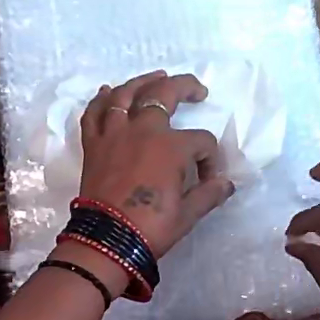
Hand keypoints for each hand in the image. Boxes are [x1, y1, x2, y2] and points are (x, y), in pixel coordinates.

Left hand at [77, 71, 235, 256]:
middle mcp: (143, 130)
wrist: (108, 241)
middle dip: (185, 87)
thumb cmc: (152, 228)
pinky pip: (95, 114)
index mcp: (171, 146)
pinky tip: (109, 92)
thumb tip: (226, 184)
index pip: (201, 142)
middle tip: (197, 90)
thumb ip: (209, 194)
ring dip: (142, 82)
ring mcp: (114, 134)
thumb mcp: (188, 214)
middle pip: (164, 94)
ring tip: (156, 78)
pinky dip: (102, 100)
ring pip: (126, 95)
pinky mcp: (93, 145)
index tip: (208, 181)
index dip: (210, 160)